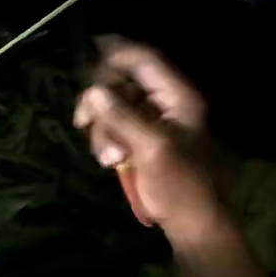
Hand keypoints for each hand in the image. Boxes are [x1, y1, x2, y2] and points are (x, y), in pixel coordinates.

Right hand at [72, 37, 233, 245]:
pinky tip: (110, 162)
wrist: (192, 224)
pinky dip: (105, 140)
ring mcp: (151, 121)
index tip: (85, 52)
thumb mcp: (151, 149)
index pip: (143, 60)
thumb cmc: (180, 186)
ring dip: (102, 128)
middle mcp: (163, 102)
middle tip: (83, 122)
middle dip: (100, 103)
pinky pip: (112, 126)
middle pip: (120, 82)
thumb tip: (92, 91)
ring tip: (109, 158)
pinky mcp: (139, 139)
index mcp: (176, 97)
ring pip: (111, 106)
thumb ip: (121, 117)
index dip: (115, 51)